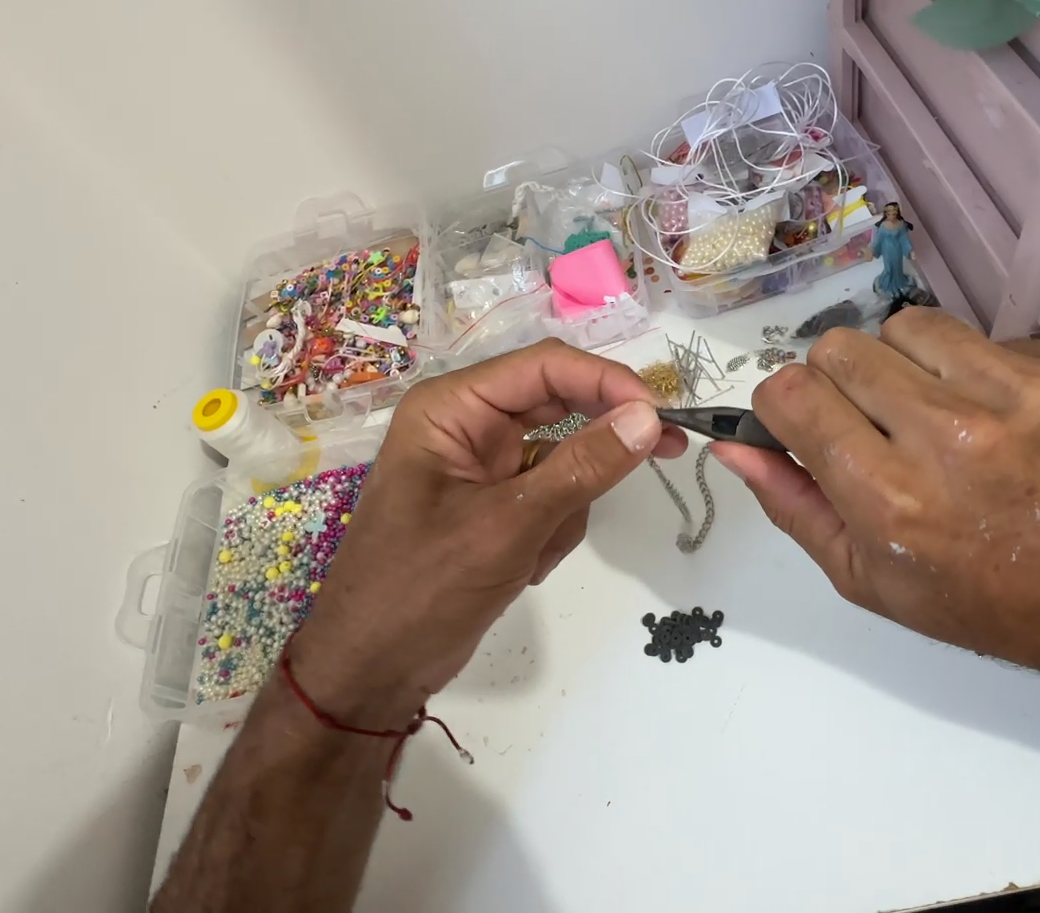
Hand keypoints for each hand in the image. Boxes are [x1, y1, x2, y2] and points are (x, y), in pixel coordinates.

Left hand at [286, 340, 686, 723]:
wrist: (371, 671)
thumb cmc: (421, 589)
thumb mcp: (507, 526)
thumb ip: (581, 469)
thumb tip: (647, 418)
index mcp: (452, 408)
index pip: (545, 368)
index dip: (607, 382)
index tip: (661, 413)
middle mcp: (467, 424)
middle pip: (558, 405)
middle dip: (601, 438)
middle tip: (667, 449)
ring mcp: (481, 465)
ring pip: (562, 456)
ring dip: (567, 505)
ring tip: (533, 552)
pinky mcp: (494, 502)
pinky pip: (551, 495)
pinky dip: (552, 529)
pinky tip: (522, 567)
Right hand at [713, 308, 1039, 680]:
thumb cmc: (986, 602)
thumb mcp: (869, 580)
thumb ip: (791, 506)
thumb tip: (732, 445)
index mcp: (891, 497)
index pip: (790, 394)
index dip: (784, 406)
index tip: (806, 424)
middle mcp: (954, 434)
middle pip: (840, 348)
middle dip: (839, 382)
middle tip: (876, 424)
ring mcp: (1026, 393)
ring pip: (909, 326)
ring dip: (906, 365)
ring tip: (940, 412)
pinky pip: (990, 338)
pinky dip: (981, 372)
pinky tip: (1010, 420)